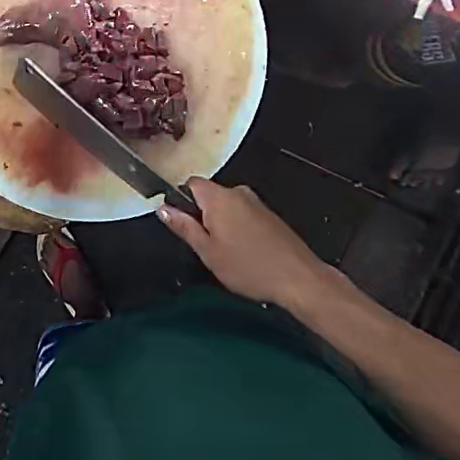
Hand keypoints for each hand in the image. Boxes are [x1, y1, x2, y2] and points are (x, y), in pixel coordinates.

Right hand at [158, 179, 342, 308]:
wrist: (297, 276)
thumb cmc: (248, 267)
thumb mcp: (208, 252)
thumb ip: (184, 227)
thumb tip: (162, 208)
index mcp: (220, 197)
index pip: (191, 183)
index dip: (181, 200)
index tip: (181, 224)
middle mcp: (238, 192)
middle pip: (209, 195)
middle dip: (202, 216)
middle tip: (204, 246)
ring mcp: (255, 201)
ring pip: (226, 206)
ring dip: (220, 224)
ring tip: (226, 254)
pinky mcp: (268, 213)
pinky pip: (242, 213)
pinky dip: (237, 228)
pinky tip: (244, 253)